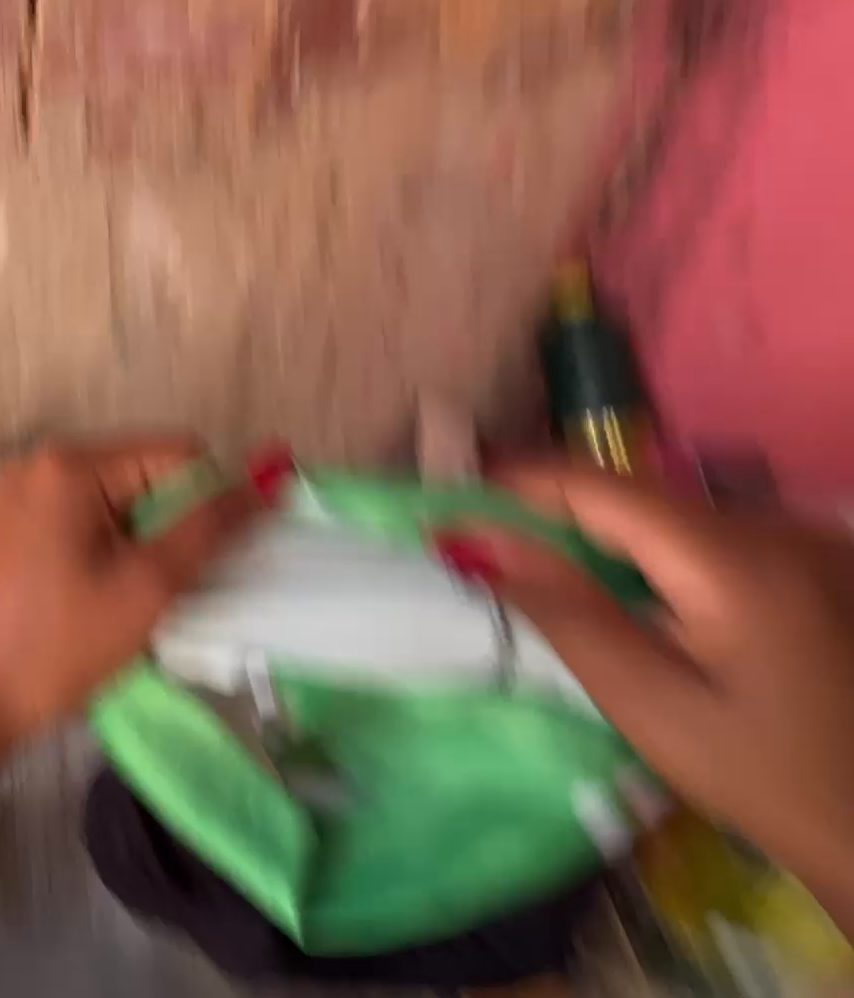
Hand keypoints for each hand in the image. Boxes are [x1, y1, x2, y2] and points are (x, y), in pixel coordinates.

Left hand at [0, 438, 279, 749]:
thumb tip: (270, 474)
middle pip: (141, 476)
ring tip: (131, 604)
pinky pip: (75, 524)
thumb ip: (210, 528)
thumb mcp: (145, 588)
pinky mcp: (3, 532)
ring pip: (111, 505)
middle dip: (171, 527)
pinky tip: (95, 603)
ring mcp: (13, 499)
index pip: (177, 453)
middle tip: (169, 592)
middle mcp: (36, 466)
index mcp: (69, 465)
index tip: (215, 562)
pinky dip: (103, 553)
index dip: (214, 500)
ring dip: (140, 546)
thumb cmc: (53, 645)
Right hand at [443, 467, 853, 912]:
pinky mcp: (819, 565)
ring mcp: (811, 543)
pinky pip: (700, 530)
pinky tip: (612, 580)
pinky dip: (635, 543)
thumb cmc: (766, 773)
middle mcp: (783, 529)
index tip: (442, 499)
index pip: (595, 487)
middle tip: (471, 535)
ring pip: (662, 508)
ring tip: (524, 555)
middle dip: (542, 505)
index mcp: (737, 561)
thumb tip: (473, 540)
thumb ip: (559, 609)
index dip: (510, 483)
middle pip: (630, 492)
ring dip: (586, 524)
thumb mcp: (645, 700)